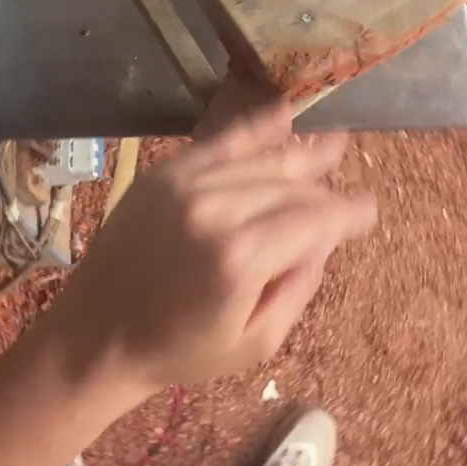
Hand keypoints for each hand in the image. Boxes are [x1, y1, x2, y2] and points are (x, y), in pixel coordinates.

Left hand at [35, 98, 376, 396]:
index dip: (346, 213)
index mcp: (242, 257)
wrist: (96, 334)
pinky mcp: (164, 174)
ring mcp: (186, 184)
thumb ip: (299, 285)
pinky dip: (253, 129)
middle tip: (348, 194)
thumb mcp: (255, 341)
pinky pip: (218, 142)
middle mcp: (217, 209)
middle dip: (324, 190)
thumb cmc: (180, 351)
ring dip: (301, 154)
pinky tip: (283, 114)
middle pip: (290, 186)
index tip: (370, 209)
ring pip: (261, 161)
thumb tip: (325, 237)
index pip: (313, 219)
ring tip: (336, 144)